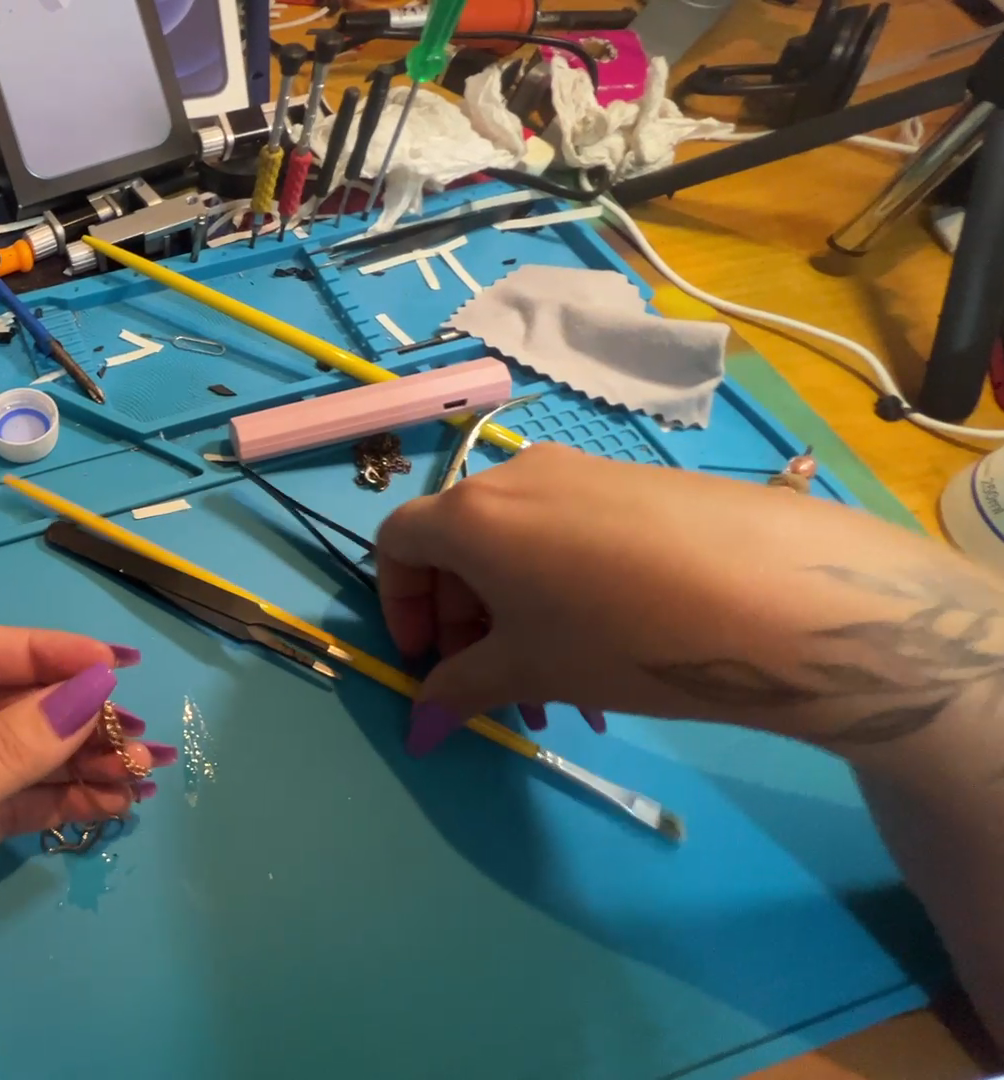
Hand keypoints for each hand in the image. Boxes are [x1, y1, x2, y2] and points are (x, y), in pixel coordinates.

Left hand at [0, 627, 171, 1077]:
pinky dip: (54, 804)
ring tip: (142, 775)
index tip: (111, 664)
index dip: (41, 652)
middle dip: (68, 718)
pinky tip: (109, 806)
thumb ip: (4, 752)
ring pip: (10, 759)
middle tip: (138, 733)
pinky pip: (6, 807)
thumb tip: (90, 689)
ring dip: (73, 765)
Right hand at [376, 443, 1002, 758]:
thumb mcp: (527, 671)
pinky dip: (559, 579)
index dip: (398, 603)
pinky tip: (609, 634)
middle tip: (490, 674)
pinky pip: (568, 528)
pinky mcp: (639, 480)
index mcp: (468, 515)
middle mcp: (514, 477)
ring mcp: (581, 471)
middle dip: (459, 616)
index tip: (426, 655)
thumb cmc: (622, 637)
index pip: (395, 543)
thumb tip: (421, 725)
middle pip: (455, 544)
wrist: (800, 603)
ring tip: (556, 672)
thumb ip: (458, 690)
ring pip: (515, 540)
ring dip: (511, 605)